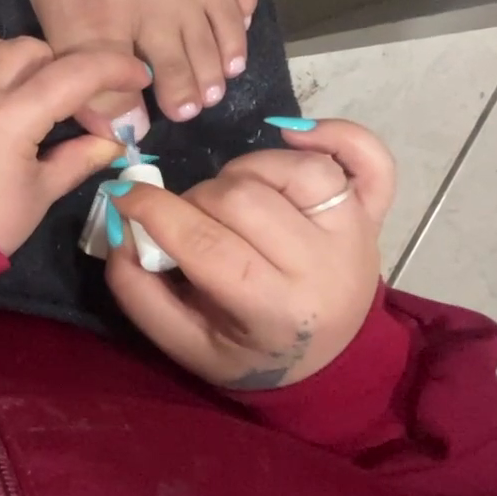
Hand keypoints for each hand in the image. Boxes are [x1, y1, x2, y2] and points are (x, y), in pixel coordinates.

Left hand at [0, 34, 149, 254]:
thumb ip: (79, 159)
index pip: (74, 73)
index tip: (137, 75)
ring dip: (30, 59)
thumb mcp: (39, 194)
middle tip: (81, 104)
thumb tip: (112, 141)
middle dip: (70, 70)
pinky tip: (2, 83)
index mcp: (11, 117)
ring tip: (40, 90)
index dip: (114, 68)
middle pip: (38, 51)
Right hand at [103, 120, 395, 389]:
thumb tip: (122, 228)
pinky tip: (293, 134)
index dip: (154, 211)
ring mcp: (357, 235)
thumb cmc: (242, 352)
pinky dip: (335, 133)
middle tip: (185, 219)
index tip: (121, 196)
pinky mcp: (375, 214)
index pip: (207, 243)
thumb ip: (136, 290)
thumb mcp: (178, 342)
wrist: (321, 362)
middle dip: (194, 199)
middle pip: (245, 199)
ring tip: (228, 196)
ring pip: (296, 169)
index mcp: (275, 310)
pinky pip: (369, 156)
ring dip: (244, 171)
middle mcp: (325, 267)